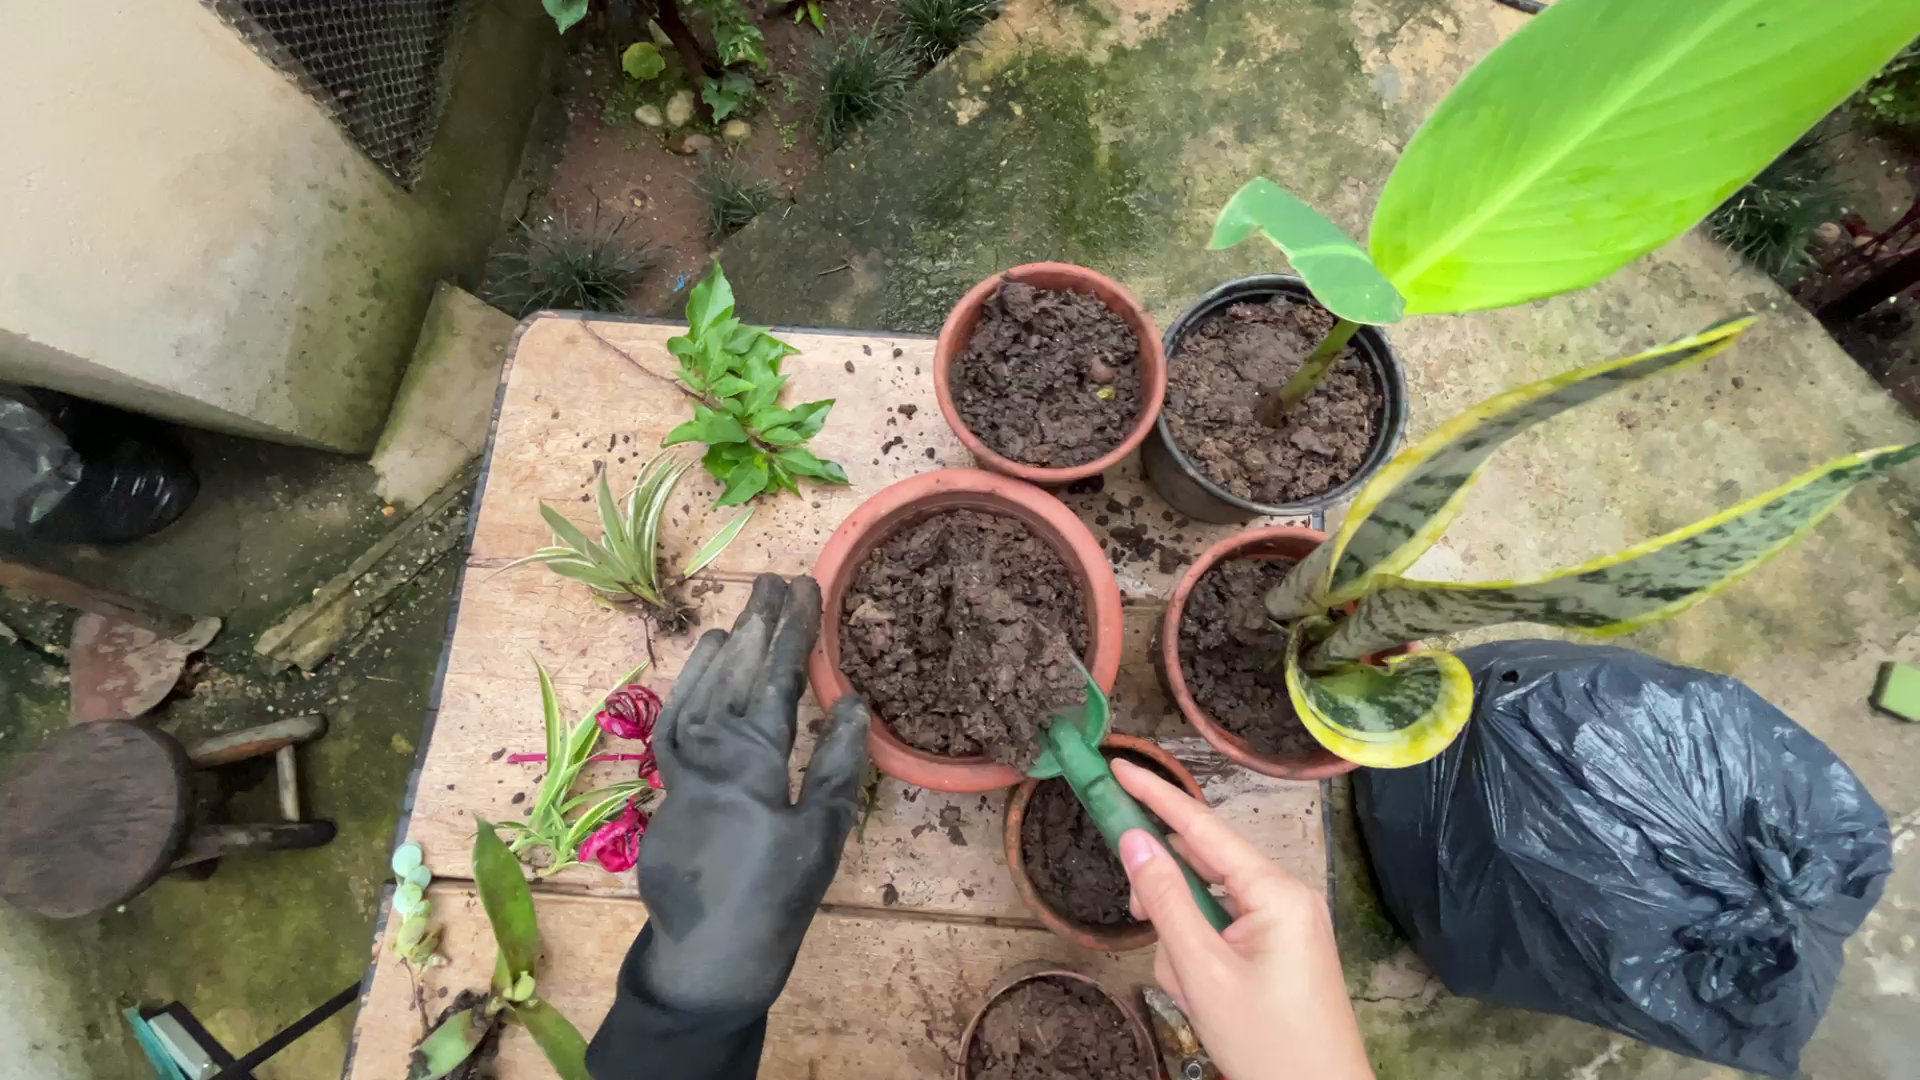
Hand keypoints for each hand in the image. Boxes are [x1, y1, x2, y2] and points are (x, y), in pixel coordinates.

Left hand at [636, 573, 869, 1011]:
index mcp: (753, 762)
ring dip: (723, 648)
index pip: (777, 678)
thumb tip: (853, 701)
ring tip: (742, 614)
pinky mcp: (665, 784)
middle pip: (735, 673)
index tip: (805, 588)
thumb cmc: (778, 895)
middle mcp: (709, 753)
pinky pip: (673, 720)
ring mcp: (679, 767)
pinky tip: (702, 668)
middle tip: (772, 581)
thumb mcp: (823, 833)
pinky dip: (687, 686)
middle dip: (755, 624)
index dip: (792, 630)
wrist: (709, 955)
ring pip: (699, 690)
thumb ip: (838, 763)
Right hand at [1112, 759, 1373, 1079]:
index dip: (1156, 794)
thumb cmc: (1266, 1046)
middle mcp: (1285, 892)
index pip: (1202, 826)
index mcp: (1275, 891)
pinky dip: (1200, 945)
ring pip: (1209, 897)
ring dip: (1183, 931)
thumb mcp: (1202, 971)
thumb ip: (1164, 898)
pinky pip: (1225, 922)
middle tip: (1136, 909)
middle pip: (1204, 863)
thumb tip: (1133, 839)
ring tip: (1183, 979)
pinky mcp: (1280, 943)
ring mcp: (1286, 918)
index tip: (1119, 766)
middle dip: (1167, 890)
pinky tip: (1198, 986)